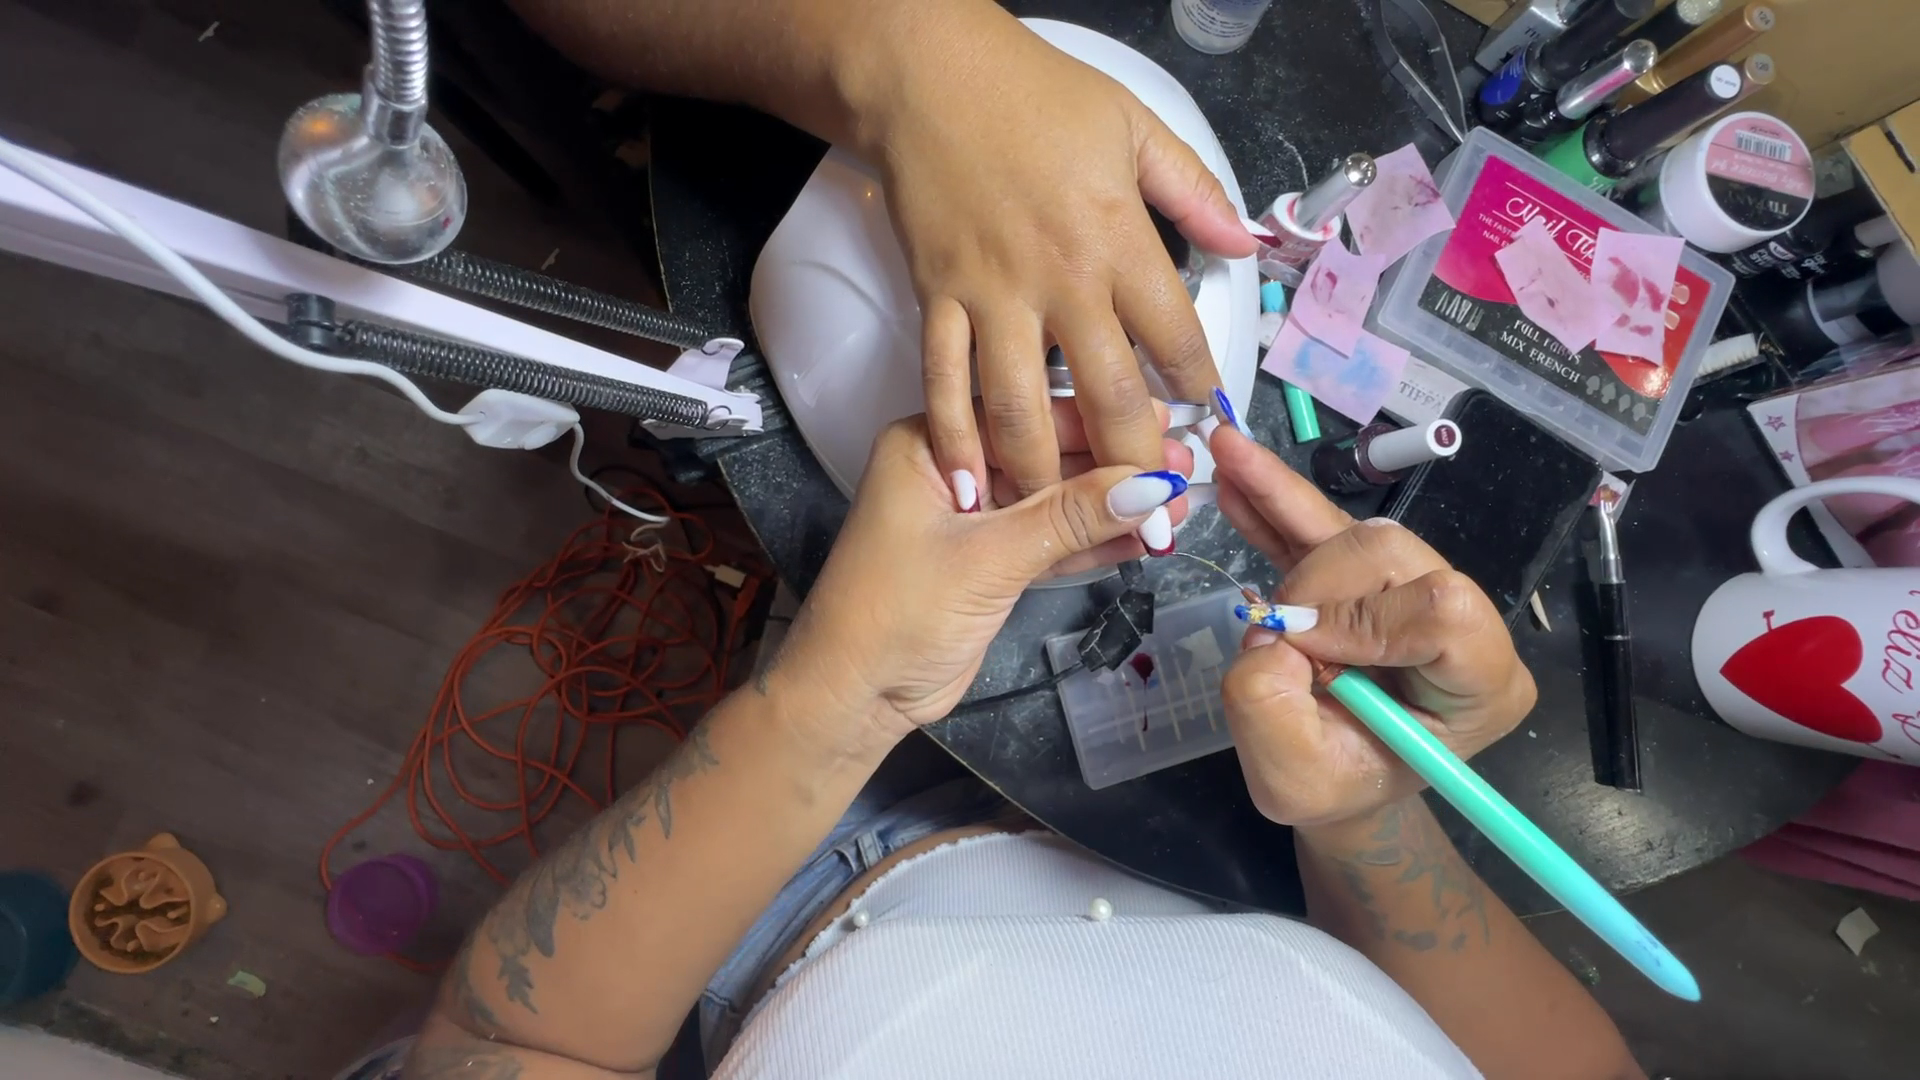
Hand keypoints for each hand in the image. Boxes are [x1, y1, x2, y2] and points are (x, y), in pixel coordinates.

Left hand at [778, 404, 1193, 743]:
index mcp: (930, 443)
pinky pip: (1048, 543)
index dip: (1098, 422)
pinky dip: (1090, 545)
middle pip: (1046, 458)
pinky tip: (1141, 539)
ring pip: (1053, 504)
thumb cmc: (898, 612)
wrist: (856, 695)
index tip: (1164, 424)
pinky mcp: (990, 562)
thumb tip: (1153, 483)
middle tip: (1185, 468)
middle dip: (1115, 469)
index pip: (1026, 416)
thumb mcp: (986, 558)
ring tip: (1179, 505)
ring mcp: (973, 518)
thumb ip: (1069, 519)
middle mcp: (951, 470)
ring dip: (1111, 510)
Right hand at [843, 1, 1256, 500]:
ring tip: (1063, 517)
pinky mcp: (937, 303)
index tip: (1206, 429)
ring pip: (1021, 405)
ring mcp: (991, 297)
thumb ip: (1195, 191)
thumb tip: (1246, 245)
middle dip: (1132, 460)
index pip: (1172, 335)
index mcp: (1115, 238)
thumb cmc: (1033, 97)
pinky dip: (955, 439)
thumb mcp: (1134, 126)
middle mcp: (1058, 280)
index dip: (1196, 390)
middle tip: (1147, 513)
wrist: (928, 79)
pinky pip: (944, 384)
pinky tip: (971, 488)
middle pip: (1106, 393)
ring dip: (1044, 471)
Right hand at [1207, 427, 1536, 830]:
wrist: (1337, 781)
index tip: (1298, 651)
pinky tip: (1234, 471)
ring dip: (1282, 503)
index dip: (1360, 618)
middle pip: (1392, 553)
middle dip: (1313, 581)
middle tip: (1268, 627)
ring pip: (1351, 528)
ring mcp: (1409, 590)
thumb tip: (1266, 626)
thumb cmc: (1329, 790)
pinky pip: (1318, 528)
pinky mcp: (1362, 578)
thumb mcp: (1292, 779)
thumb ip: (1269, 709)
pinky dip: (1273, 502)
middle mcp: (1460, 622)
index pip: (1444, 607)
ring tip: (1226, 456)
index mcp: (1478, 682)